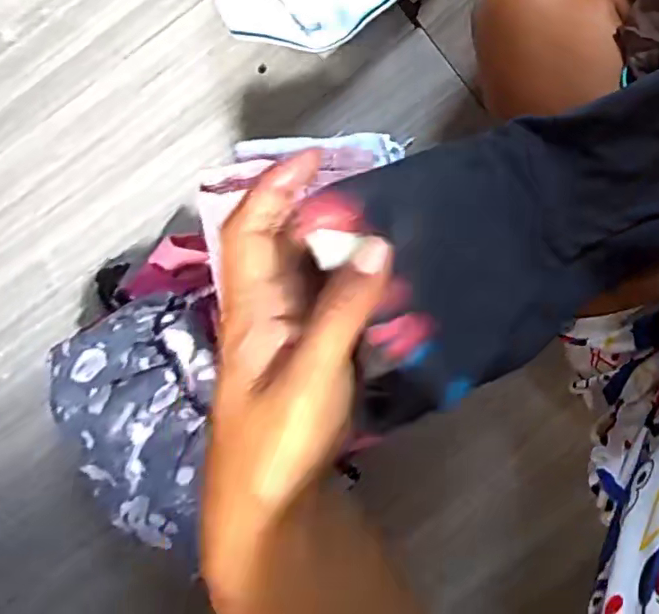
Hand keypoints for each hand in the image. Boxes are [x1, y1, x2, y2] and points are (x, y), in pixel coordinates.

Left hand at [202, 152, 393, 584]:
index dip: (275, 188)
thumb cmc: (278, 437)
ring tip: (402, 226)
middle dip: (327, 207)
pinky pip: (349, 295)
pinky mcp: (326, 344)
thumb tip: (379, 242)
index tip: (319, 157)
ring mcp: (301, 327)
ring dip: (358, 243)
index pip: (251, 232)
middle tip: (380, 187)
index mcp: (253, 309)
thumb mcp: (312, 370)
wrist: (274, 501)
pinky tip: (407, 277)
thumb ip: (345, 307)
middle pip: (290, 242)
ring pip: (324, 267)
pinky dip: (375, 277)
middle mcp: (274, 308)